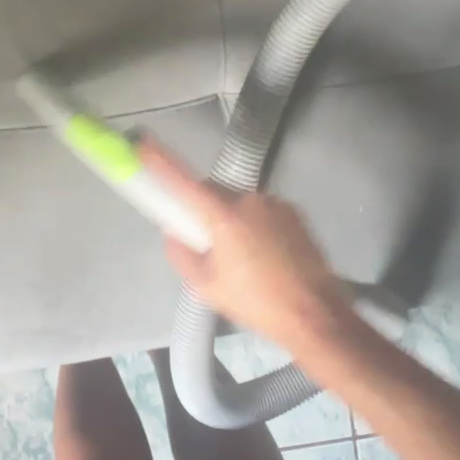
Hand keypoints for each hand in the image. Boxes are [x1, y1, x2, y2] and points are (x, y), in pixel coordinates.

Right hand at [140, 138, 354, 350]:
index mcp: (222, 216)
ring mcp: (274, 203)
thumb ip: (182, 254)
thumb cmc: (256, 303)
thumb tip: (173, 233)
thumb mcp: (207, 287)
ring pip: (239, 202)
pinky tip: (267, 255)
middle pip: (212, 192)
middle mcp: (247, 199)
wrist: (317, 317)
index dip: (160, 161)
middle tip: (208, 241)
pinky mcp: (295, 212)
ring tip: (245, 257)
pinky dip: (257, 225)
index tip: (142, 143)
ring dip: (233, 218)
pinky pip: (263, 210)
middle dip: (204, 209)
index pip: (182, 181)